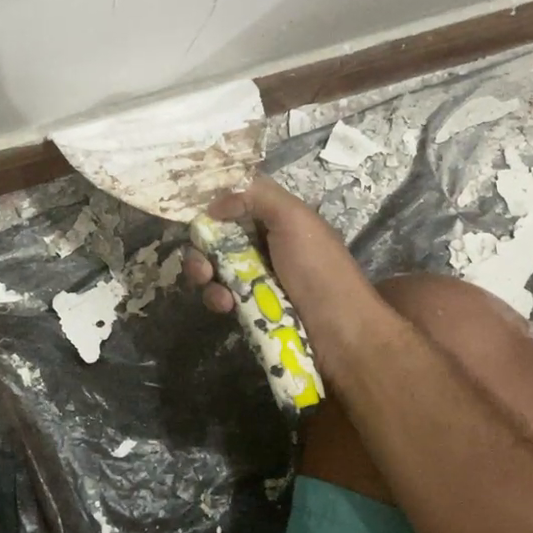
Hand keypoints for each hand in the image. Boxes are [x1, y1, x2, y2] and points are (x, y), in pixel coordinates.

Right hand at [181, 175, 371, 319]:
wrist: (342, 335)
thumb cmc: (318, 270)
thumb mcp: (294, 219)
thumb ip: (256, 197)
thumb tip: (213, 205)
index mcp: (278, 218)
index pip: (238, 198)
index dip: (213, 200)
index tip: (191, 208)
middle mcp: (265, 243)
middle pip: (218, 233)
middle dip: (201, 242)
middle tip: (200, 255)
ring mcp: (256, 276)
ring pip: (213, 264)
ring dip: (202, 270)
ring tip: (206, 280)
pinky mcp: (249, 306)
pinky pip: (220, 294)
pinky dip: (216, 296)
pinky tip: (225, 304)